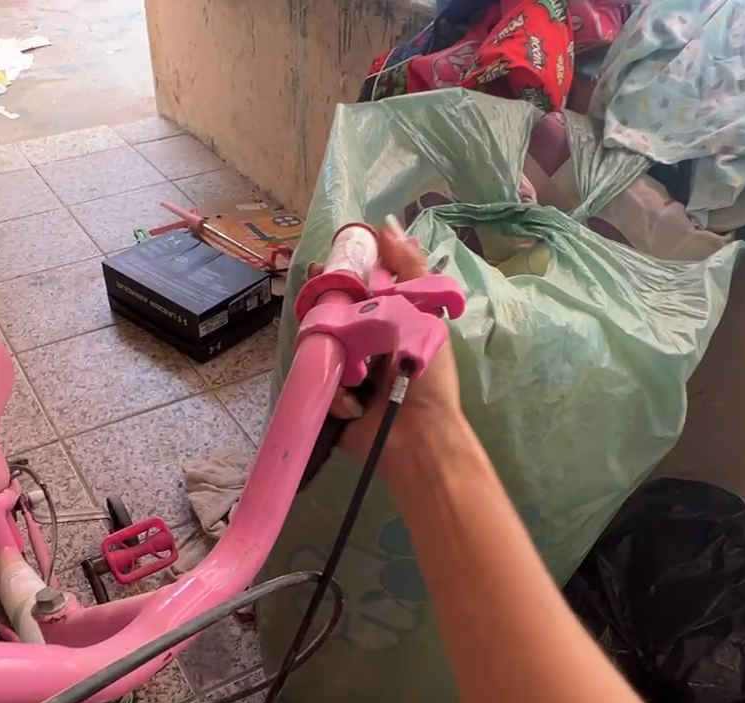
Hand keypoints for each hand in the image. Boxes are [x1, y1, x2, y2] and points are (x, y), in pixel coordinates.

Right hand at [323, 221, 465, 465]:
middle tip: (317, 294)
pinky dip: (335, 393)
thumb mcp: (427, 313)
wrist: (418, 435)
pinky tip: (353, 402)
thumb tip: (386, 223)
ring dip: (323, 347)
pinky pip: (319, 386)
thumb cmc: (426, 376)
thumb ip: (409, 267)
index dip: (341, 274)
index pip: (356, 290)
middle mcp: (364, 346)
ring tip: (336, 354)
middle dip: (321, 304)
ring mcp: (345, 375)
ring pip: (319, 348)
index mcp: (387, 324)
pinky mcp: (332, 403)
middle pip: (331, 315)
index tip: (329, 263)